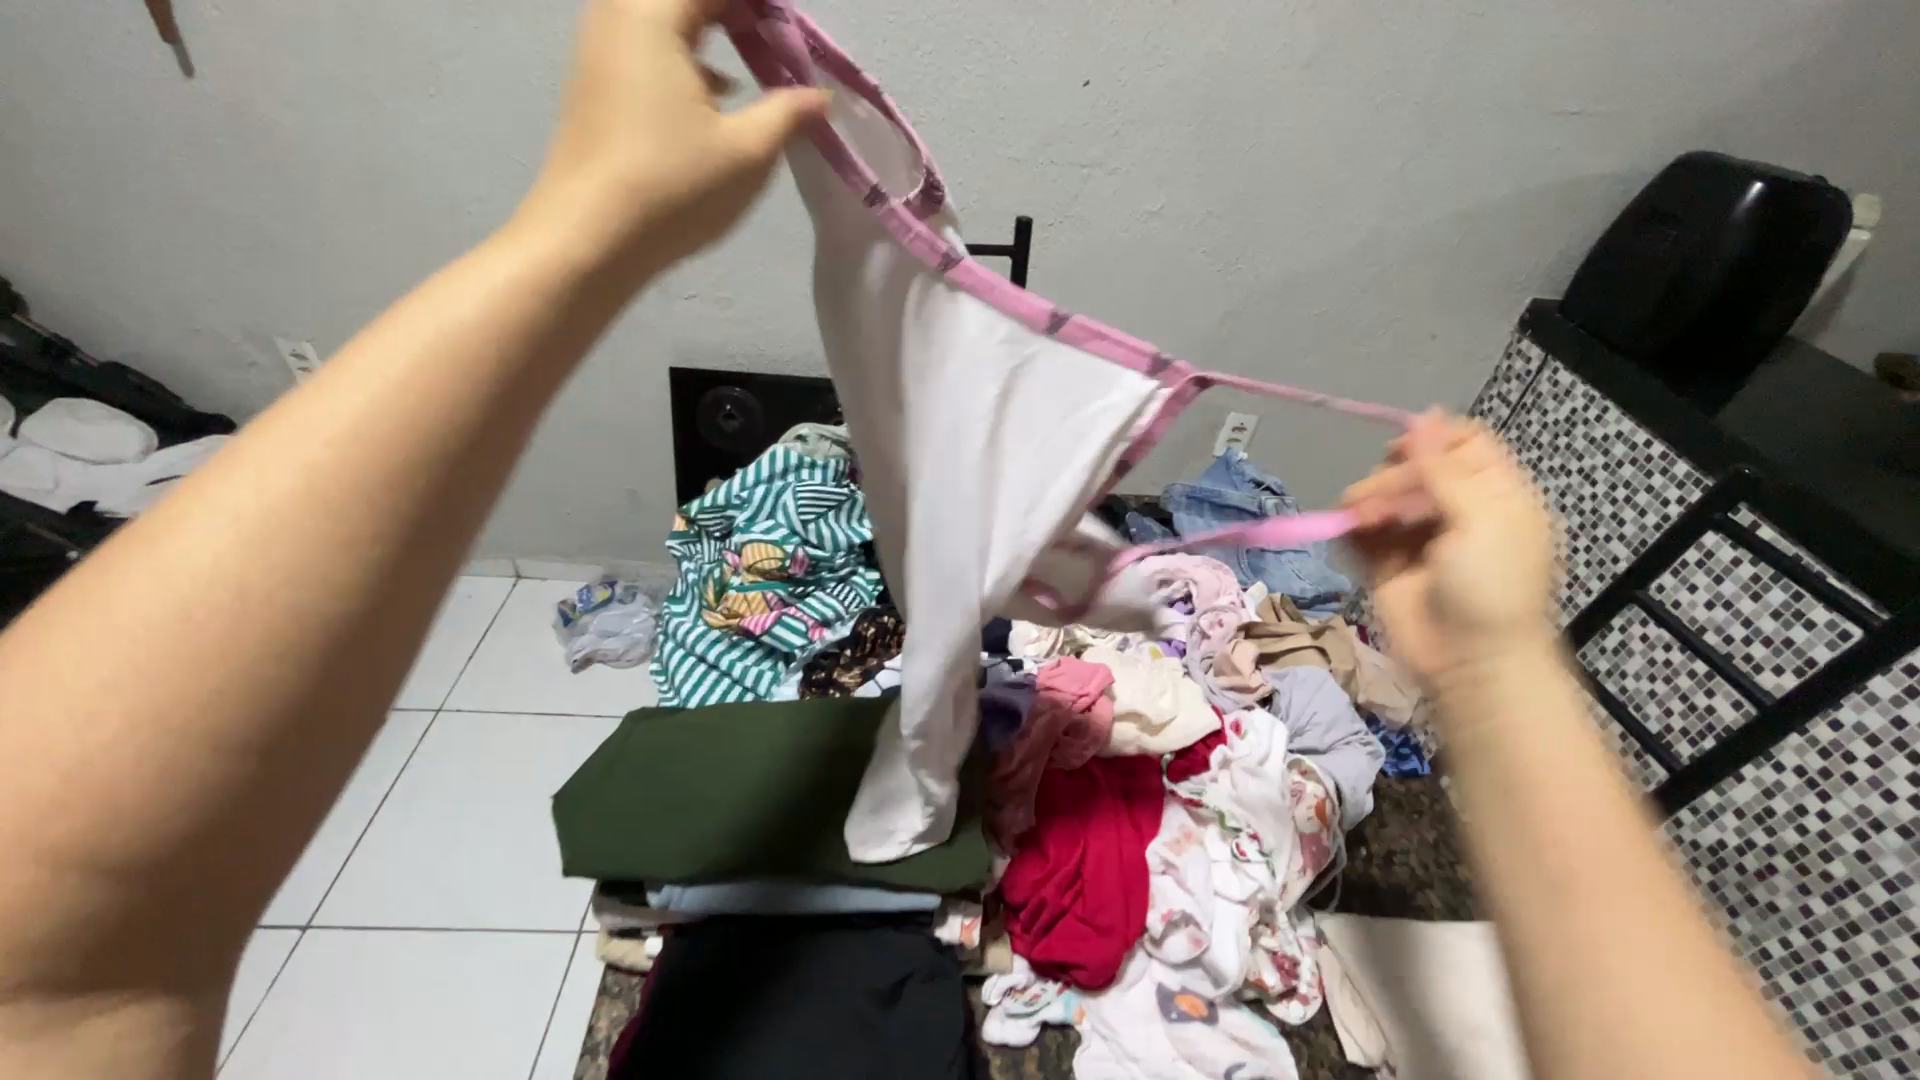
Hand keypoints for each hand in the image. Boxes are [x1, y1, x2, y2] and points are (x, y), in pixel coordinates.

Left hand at [513, 0, 829, 285]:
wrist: (589, 238)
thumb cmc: (673, 188)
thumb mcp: (746, 152)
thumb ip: (787, 114)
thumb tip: (820, 97)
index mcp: (652, 15)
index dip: (762, 5)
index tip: (794, 31)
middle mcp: (617, 17)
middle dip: (733, 11)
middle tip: (775, 39)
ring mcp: (598, 51)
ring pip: (660, 17)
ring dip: (708, 27)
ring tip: (752, 60)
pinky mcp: (593, 86)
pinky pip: (643, 43)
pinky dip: (682, 51)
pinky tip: (714, 94)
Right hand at [1341, 412, 1558, 686]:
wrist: (1469, 662)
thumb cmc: (1491, 588)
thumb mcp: (1482, 520)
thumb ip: (1446, 469)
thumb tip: (1423, 415)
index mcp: (1493, 495)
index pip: (1460, 445)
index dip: (1430, 441)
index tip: (1401, 452)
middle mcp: (1455, 511)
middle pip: (1413, 469)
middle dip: (1391, 480)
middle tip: (1378, 503)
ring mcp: (1417, 538)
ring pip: (1380, 498)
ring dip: (1365, 503)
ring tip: (1358, 522)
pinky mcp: (1384, 564)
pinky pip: (1359, 533)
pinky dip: (1349, 529)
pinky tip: (1346, 533)